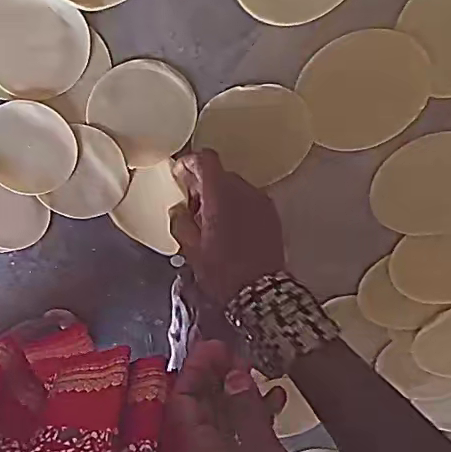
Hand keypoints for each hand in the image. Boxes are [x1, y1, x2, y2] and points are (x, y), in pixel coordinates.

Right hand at [170, 150, 285, 306]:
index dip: (189, 163)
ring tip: (211, 222)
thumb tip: (178, 209)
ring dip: (221, 196)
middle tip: (191, 207)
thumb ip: (180, 222)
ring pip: (235, 186)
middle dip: (203, 185)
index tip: (179, 175)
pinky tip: (229, 228)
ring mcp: (261, 201)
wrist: (260, 292)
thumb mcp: (191, 250)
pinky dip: (237, 205)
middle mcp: (244, 191)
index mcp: (221, 195)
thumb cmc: (222, 272)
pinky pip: (249, 200)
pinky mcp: (272, 214)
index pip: (206, 160)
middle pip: (220, 173)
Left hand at [170, 339, 329, 451]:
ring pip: (228, 418)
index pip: (185, 404)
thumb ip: (247, 416)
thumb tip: (233, 374)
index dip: (195, 371)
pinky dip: (260, 412)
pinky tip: (278, 398)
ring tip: (254, 365)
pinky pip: (252, 434)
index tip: (216, 344)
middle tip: (233, 347)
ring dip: (236, 390)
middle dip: (213, 375)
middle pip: (203, 408)